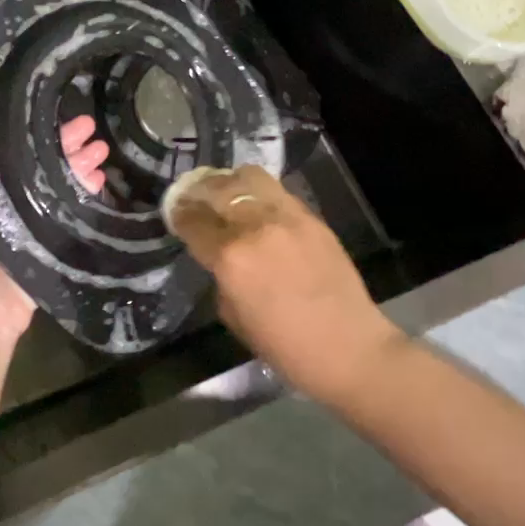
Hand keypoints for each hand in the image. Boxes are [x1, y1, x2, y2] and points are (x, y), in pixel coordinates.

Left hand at [0, 119, 110, 350]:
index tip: (49, 110)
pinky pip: (68, 213)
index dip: (26, 130)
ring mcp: (28, 223)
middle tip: (88, 125)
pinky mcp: (47, 244)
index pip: (5, 151)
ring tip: (101, 150)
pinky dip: (84, 195)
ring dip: (77, 166)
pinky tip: (100, 180)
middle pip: (36, 164)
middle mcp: (4, 202)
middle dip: (62, 145)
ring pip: (56, 185)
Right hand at [166, 166, 405, 401]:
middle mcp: (254, 227)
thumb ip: (220, 277)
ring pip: (248, 177)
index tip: (175, 215)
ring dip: (230, 182)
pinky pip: (276, 192)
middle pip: (217, 188)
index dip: (179, 216)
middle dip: (199, 191)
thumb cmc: (284, 346)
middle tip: (194, 197)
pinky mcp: (311, 217)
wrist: (348, 348)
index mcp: (229, 257)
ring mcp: (286, 217)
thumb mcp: (232, 316)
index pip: (192, 221)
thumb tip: (218, 257)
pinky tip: (256, 206)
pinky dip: (259, 193)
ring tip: (225, 192)